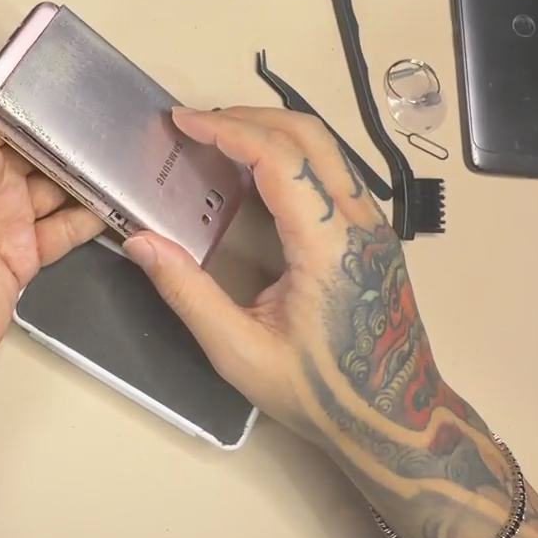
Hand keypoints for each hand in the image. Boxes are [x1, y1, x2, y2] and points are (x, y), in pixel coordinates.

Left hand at [0, 33, 104, 425]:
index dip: (31, 89)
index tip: (73, 66)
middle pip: (34, 144)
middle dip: (70, 129)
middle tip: (120, 112)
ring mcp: (4, 221)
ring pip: (55, 182)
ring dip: (87, 170)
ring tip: (131, 152)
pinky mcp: (23, 257)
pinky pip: (64, 227)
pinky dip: (92, 216)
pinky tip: (121, 204)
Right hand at [123, 107, 471, 458]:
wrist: (397, 422)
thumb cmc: (323, 393)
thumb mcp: (240, 352)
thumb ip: (187, 293)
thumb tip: (140, 243)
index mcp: (329, 246)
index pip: (280, 158)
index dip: (227, 129)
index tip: (183, 122)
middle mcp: (359, 223)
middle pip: (308, 134)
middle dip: (247, 116)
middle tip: (195, 124)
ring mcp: (372, 225)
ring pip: (324, 146)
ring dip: (268, 130)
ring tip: (217, 139)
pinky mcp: (371, 232)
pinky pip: (329, 169)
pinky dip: (286, 152)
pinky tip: (251, 172)